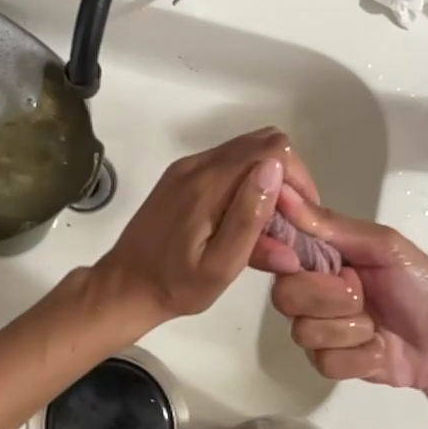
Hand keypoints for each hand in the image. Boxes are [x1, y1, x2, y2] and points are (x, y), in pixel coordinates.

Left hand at [89, 128, 309, 332]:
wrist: (127, 285)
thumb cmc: (177, 286)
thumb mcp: (221, 266)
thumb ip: (249, 218)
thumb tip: (275, 170)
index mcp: (206, 184)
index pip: (270, 148)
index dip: (295, 175)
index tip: (300, 214)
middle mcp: (195, 166)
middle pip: (260, 143)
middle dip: (286, 177)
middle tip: (289, 222)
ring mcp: (186, 169)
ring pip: (245, 152)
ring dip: (267, 181)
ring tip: (270, 227)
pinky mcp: (181, 177)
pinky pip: (227, 165)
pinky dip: (246, 184)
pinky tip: (245, 221)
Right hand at [260, 186, 427, 396]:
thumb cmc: (425, 286)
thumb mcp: (383, 246)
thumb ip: (329, 225)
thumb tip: (282, 192)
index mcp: (321, 256)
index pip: (277, 251)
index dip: (280, 257)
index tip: (299, 261)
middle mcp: (312, 290)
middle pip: (284, 296)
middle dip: (327, 298)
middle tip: (360, 293)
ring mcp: (320, 328)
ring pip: (302, 331)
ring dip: (349, 328)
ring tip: (377, 325)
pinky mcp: (332, 362)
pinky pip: (323, 361)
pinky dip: (358, 356)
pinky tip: (380, 348)